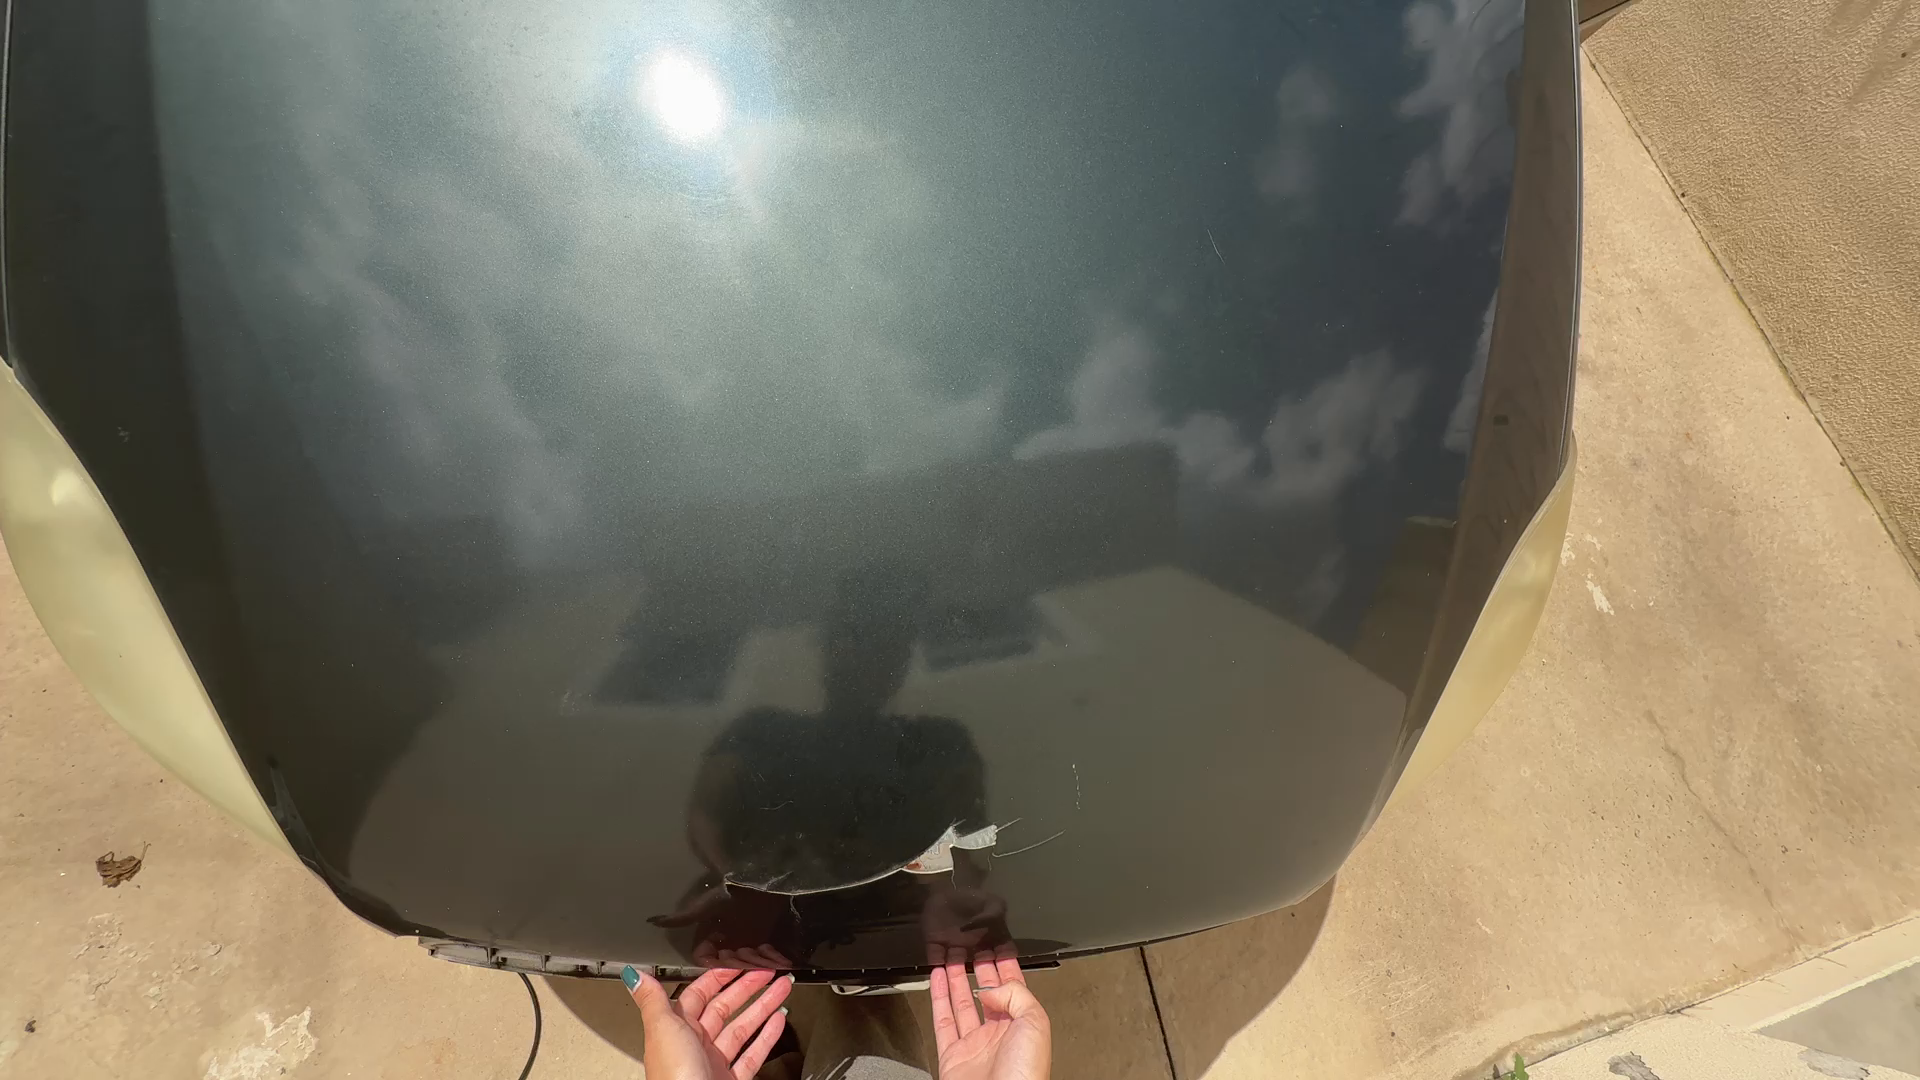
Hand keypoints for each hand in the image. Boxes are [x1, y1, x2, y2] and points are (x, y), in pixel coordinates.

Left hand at [623, 965, 792, 1079]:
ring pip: (743, 1027)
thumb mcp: (661, 1030)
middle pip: (725, 1007)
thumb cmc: (674, 1079)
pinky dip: (767, 1036)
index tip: (739, 961)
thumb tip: (635, 975)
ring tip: (783, 987)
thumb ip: (652, 1000)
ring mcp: (714, 1064)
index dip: (720, 975)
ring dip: (764, 1005)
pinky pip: (752, 1054)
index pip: (700, 994)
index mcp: (676, 1031)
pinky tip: (779, 1021)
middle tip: (768, 970)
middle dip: (748, 986)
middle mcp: (695, 1046)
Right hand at [928, 946, 1050, 1079]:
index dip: (1004, 963)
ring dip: (955, 976)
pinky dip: (937, 996)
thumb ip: (1015, 994)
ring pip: (963, 1002)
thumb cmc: (1024, 1079)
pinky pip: (942, 1020)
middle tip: (971, 944)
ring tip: (950, 954)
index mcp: (1022, 1027)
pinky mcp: (952, 1057)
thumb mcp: (1035, 1024)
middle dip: (979, 966)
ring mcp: (974, 1046)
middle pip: (987, 992)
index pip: (1013, 986)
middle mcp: (999, 1035)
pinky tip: (936, 978)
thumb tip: (989, 987)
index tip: (996, 942)